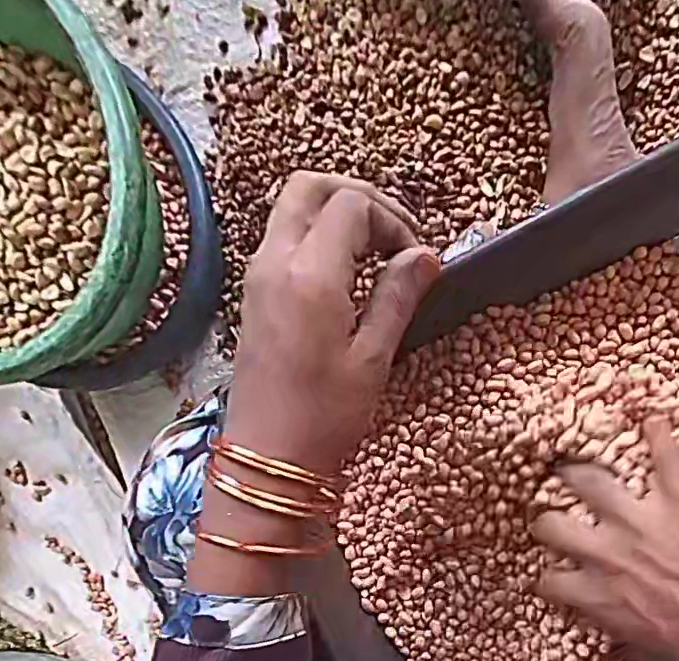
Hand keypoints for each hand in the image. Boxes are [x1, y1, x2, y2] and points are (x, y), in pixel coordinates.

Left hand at [225, 171, 441, 476]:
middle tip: (395, 234)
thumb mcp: (373, 358)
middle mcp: (274, 262)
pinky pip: (283, 240)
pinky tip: (347, 276)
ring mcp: (257, 277)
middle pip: (310, 186)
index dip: (392, 220)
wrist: (269, 454)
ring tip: (375, 254)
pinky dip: (317, 238)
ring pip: (292, 209)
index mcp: (309, 274)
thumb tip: (424, 256)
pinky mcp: (254, 295)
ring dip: (336, 215)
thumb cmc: (325, 416)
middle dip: (358, 198)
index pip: (351, 206)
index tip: (416, 258)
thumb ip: (397, 297)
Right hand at [533, 418, 678, 660]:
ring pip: (589, 481)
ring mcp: (642, 523)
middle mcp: (610, 556)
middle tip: (556, 513)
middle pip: (551, 524)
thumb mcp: (658, 659)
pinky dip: (659, 434)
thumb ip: (627, 646)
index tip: (555, 575)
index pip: (549, 582)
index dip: (547, 578)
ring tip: (578, 462)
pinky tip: (652, 419)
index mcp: (602, 599)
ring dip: (580, 470)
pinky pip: (664, 455)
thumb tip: (615, 648)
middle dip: (548, 518)